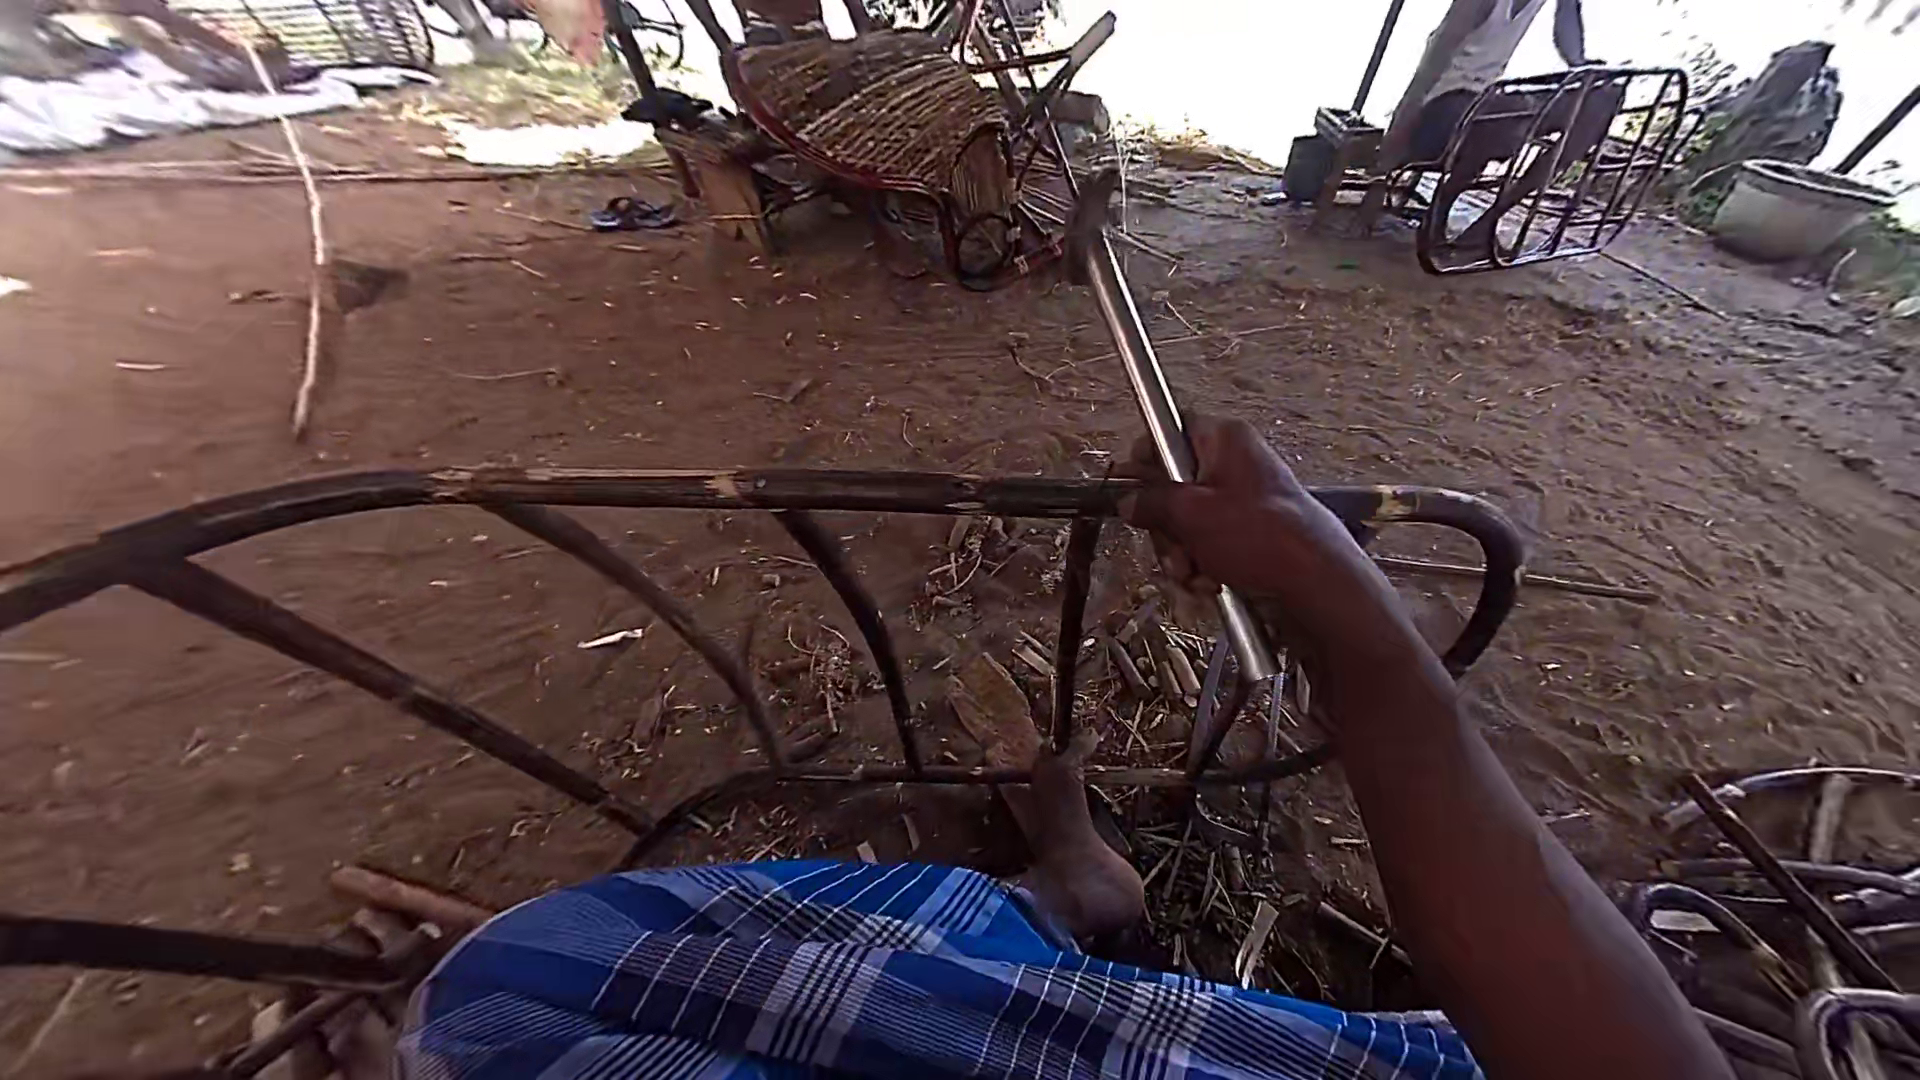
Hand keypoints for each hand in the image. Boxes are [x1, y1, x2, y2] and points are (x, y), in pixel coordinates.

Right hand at [1118, 416, 1417, 660]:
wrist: (1316, 584)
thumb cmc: (1255, 535)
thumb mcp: (1190, 515)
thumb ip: (1150, 502)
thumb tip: (1125, 501)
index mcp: (1223, 440)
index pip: (1170, 428)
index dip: (1145, 456)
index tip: (1132, 486)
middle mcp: (1232, 463)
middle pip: (1172, 484)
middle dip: (1165, 526)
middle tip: (1173, 552)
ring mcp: (1241, 498)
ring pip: (1186, 519)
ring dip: (1180, 552)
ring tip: (1193, 574)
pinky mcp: (1247, 530)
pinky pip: (1206, 540)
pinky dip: (1201, 563)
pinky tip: (1209, 582)